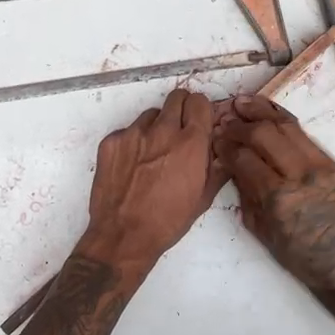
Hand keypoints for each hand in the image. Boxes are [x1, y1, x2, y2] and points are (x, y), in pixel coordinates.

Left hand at [76, 88, 226, 277]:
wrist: (123, 236)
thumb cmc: (168, 222)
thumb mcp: (203, 198)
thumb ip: (217, 166)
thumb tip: (223, 147)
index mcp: (190, 143)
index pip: (200, 102)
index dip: (201, 111)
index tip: (199, 122)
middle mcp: (162, 131)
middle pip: (176, 97)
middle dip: (181, 110)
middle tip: (179, 131)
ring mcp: (133, 134)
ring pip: (151, 114)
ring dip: (157, 127)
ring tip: (154, 154)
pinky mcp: (111, 141)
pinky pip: (128, 130)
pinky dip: (134, 142)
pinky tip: (133, 166)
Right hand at [214, 95, 334, 294]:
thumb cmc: (299, 256)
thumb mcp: (262, 232)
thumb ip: (247, 195)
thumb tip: (233, 165)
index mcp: (278, 199)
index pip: (245, 159)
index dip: (226, 146)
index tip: (215, 140)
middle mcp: (301, 177)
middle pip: (265, 135)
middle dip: (240, 125)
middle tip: (225, 119)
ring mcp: (322, 167)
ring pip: (288, 127)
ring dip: (262, 113)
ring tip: (243, 103)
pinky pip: (306, 136)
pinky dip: (285, 122)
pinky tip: (270, 113)